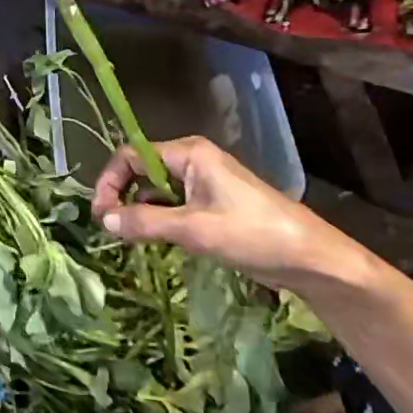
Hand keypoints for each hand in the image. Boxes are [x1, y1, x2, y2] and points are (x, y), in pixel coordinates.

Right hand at [90, 136, 376, 293]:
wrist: (311, 259)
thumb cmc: (254, 235)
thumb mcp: (194, 230)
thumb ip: (145, 222)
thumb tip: (103, 220)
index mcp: (189, 153)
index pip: (131, 155)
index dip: (110, 181)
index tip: (101, 214)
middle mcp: (192, 160)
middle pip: (140, 170)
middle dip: (122, 197)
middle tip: (112, 230)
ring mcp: (202, 182)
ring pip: (154, 190)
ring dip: (139, 211)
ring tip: (132, 240)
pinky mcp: (210, 203)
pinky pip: (171, 205)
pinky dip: (158, 220)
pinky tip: (155, 242)